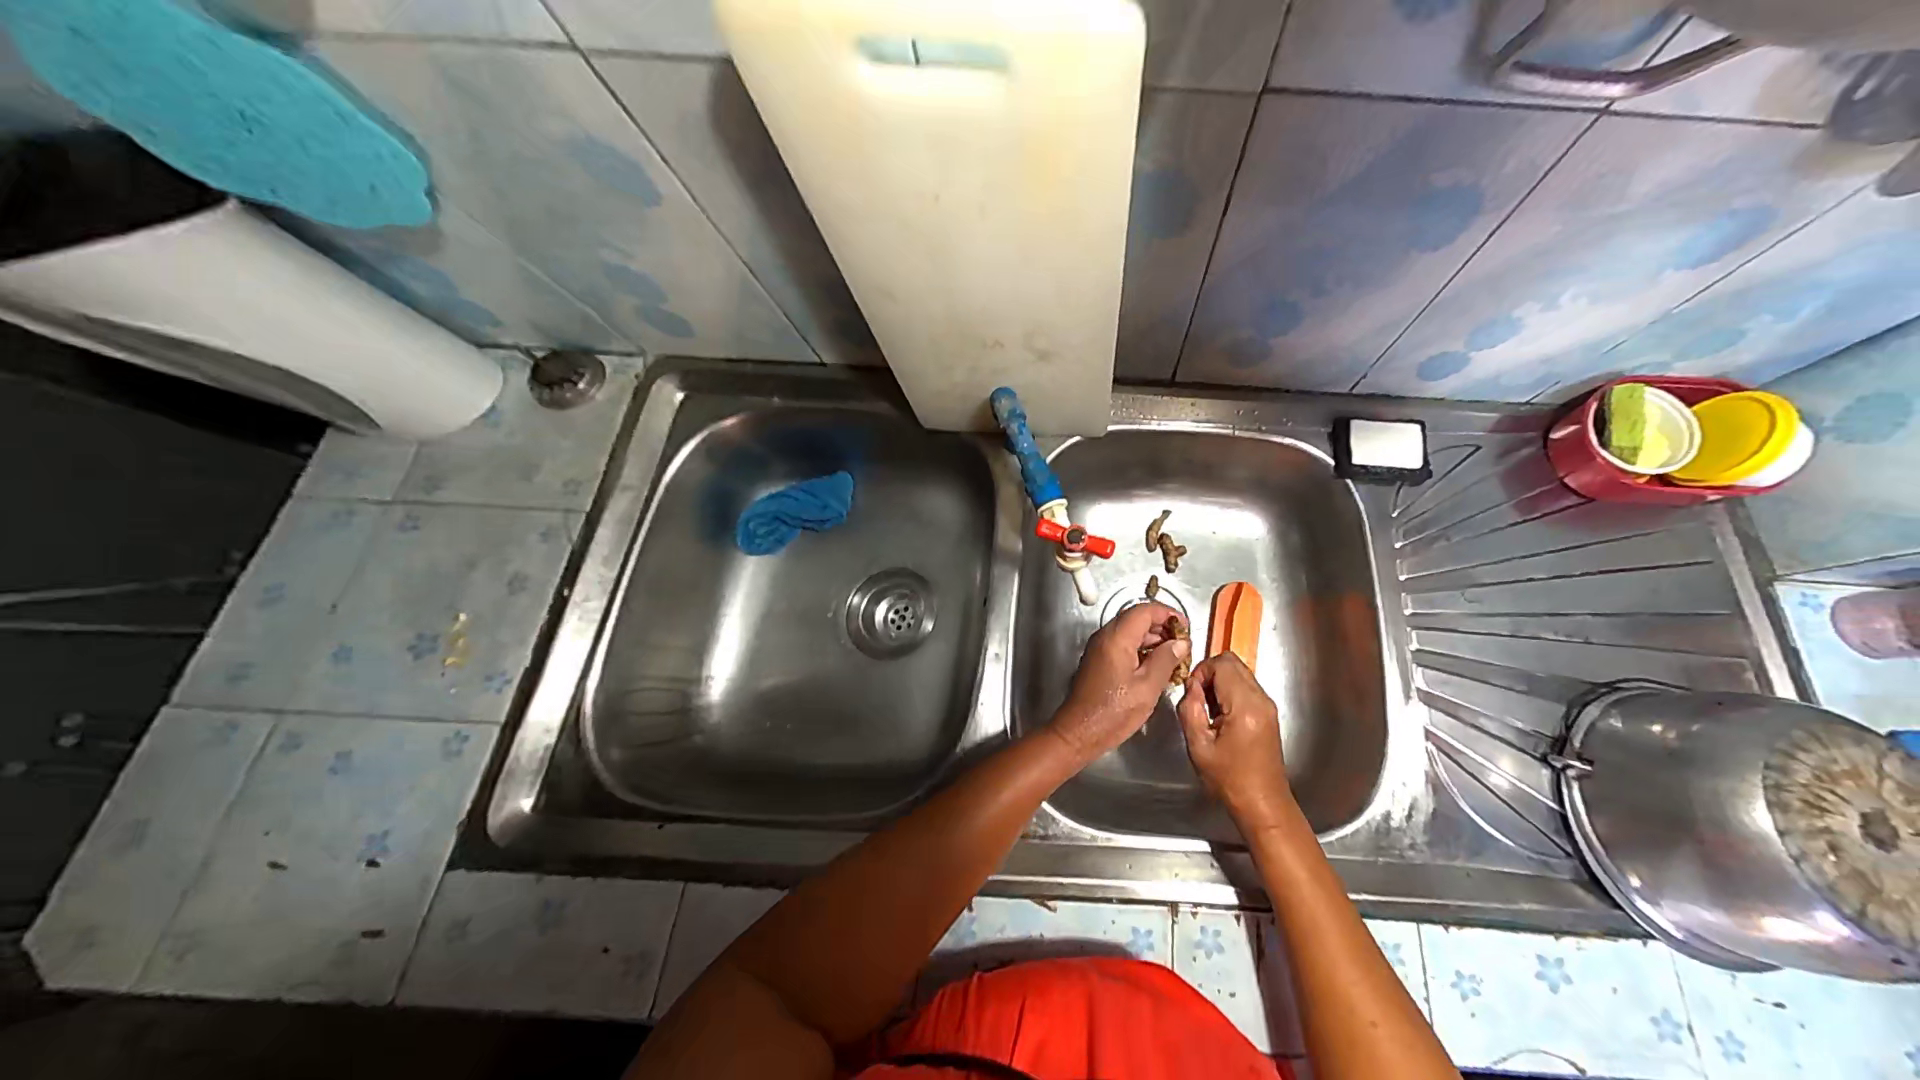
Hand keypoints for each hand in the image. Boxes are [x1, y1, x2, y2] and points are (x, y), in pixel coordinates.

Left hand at [1046, 602, 1189, 766]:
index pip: (1144, 610)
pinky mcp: (1098, 661)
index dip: (1168, 614)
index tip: (1185, 626)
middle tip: (1183, 644)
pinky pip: (1122, 645)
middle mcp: (1105, 637)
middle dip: (1162, 627)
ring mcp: (1099, 648)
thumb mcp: (1148, 687)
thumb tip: (1180, 643)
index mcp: (1116, 638)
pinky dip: (1141, 650)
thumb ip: (1166, 660)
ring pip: (1130, 632)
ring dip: (1153, 639)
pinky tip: (1156, 667)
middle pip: (1136, 618)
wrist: (1080, 731)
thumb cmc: (1112, 713)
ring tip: (1174, 657)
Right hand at [1178, 653, 1294, 830]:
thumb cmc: (1229, 779)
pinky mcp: (1267, 713)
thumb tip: (1190, 686)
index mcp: (1245, 707)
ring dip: (1219, 683)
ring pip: (1239, 672)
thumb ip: (1190, 708)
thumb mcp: (1198, 745)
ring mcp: (1267, 706)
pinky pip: (1245, 687)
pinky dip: (1229, 692)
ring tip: (1207, 710)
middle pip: (1233, 662)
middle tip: (1197, 699)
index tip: (1192, 693)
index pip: (1222, 664)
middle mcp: (1261, 701)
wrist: (1262, 802)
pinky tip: (1220, 717)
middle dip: (1209, 673)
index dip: (1201, 671)